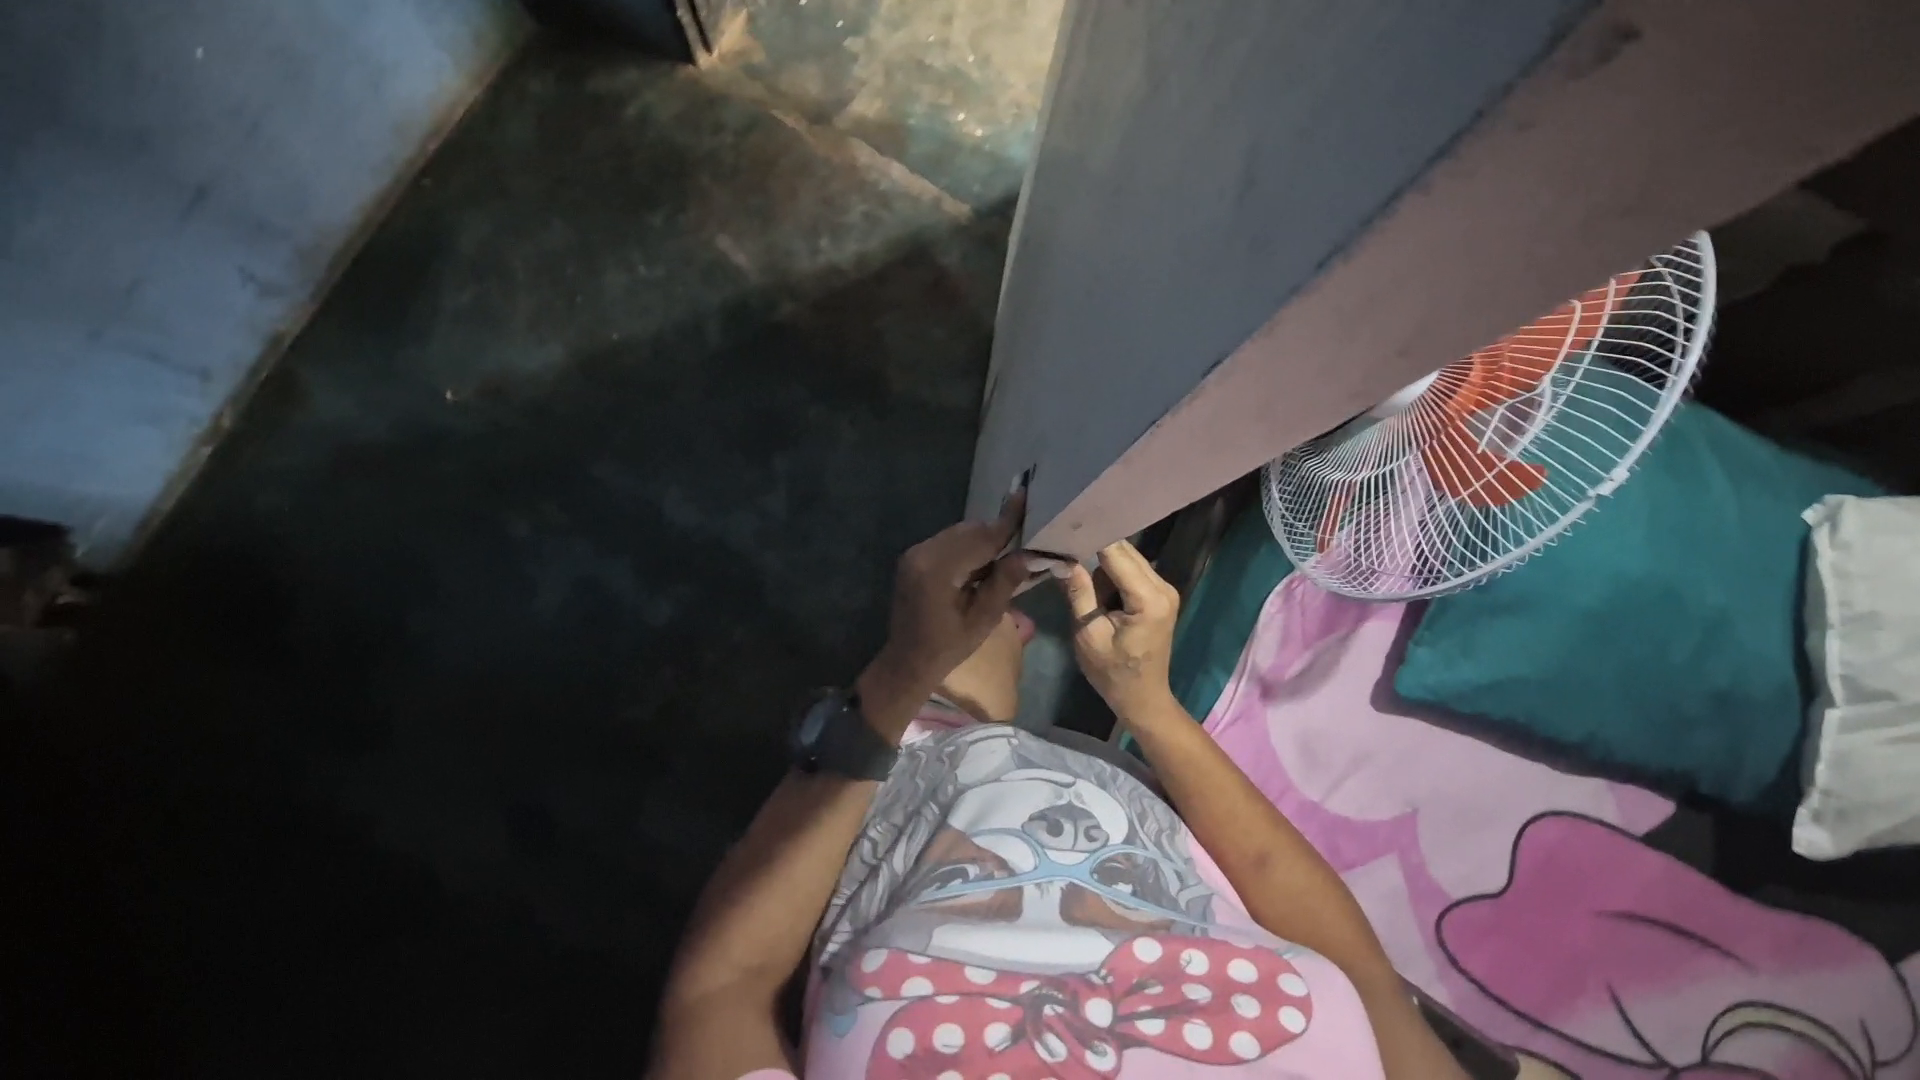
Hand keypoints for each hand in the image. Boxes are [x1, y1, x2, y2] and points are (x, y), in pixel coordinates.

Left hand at [860, 494, 1029, 723]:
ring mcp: (915, 553)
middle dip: (997, 534)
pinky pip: (948, 542)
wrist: (907, 661)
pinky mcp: (913, 557)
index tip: (1026, 497)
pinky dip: (967, 548)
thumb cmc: (947, 648)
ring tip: (1003, 560)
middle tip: (1024, 544)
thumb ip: (1003, 584)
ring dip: (982, 541)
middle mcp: (922, 553)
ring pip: (959, 534)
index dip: (1006, 521)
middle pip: (969, 530)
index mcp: (938, 570)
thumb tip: (1027, 554)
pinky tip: (979, 567)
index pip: (980, 539)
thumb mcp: (982, 621)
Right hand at [1059, 539, 1180, 726]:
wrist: (1142, 697)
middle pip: (1124, 549)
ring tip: (1082, 584)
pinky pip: (1131, 570)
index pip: (1116, 552)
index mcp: (1148, 598)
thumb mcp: (1088, 634)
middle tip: (1062, 545)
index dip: (1091, 536)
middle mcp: (1163, 587)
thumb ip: (1078, 593)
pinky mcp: (1160, 593)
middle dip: (1095, 548)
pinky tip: (1098, 593)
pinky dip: (1112, 575)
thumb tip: (1061, 558)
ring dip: (1103, 566)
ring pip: (1127, 557)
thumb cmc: (1113, 672)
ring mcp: (1165, 589)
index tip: (1064, 526)